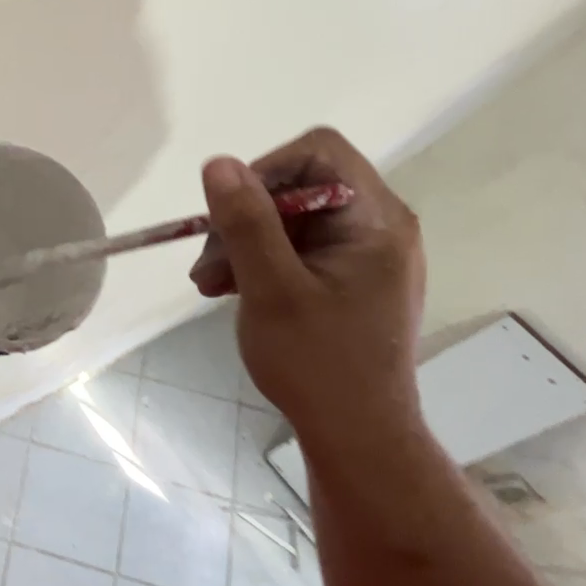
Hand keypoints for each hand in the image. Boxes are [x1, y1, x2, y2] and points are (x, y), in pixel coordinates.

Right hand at [188, 127, 425, 429]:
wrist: (356, 432)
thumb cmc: (317, 362)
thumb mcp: (271, 288)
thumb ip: (246, 222)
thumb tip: (218, 163)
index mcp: (376, 220)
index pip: (318, 153)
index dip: (263, 171)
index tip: (225, 215)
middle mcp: (380, 226)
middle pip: (300, 185)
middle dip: (244, 216)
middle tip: (206, 265)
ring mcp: (366, 253)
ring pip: (291, 218)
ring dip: (243, 242)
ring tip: (210, 285)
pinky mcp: (350, 277)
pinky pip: (298, 247)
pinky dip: (260, 260)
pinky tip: (232, 290)